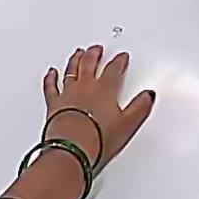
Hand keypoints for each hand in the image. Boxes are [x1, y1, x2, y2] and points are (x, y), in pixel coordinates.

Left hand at [42, 46, 154, 168]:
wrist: (71, 149)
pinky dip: (51, 78)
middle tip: (97, 48)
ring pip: (71, 70)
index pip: (114, 70)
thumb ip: (139, 107)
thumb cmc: (97, 139)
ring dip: (75, 60)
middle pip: (90, 64)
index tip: (122, 57)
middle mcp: (85, 87)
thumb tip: (148, 96)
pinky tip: (51, 73)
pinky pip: (51, 86)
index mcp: (105, 89)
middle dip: (94, 54)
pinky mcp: (53, 104)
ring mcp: (67, 94)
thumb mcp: (128, 124)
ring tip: (78, 53)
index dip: (119, 61)